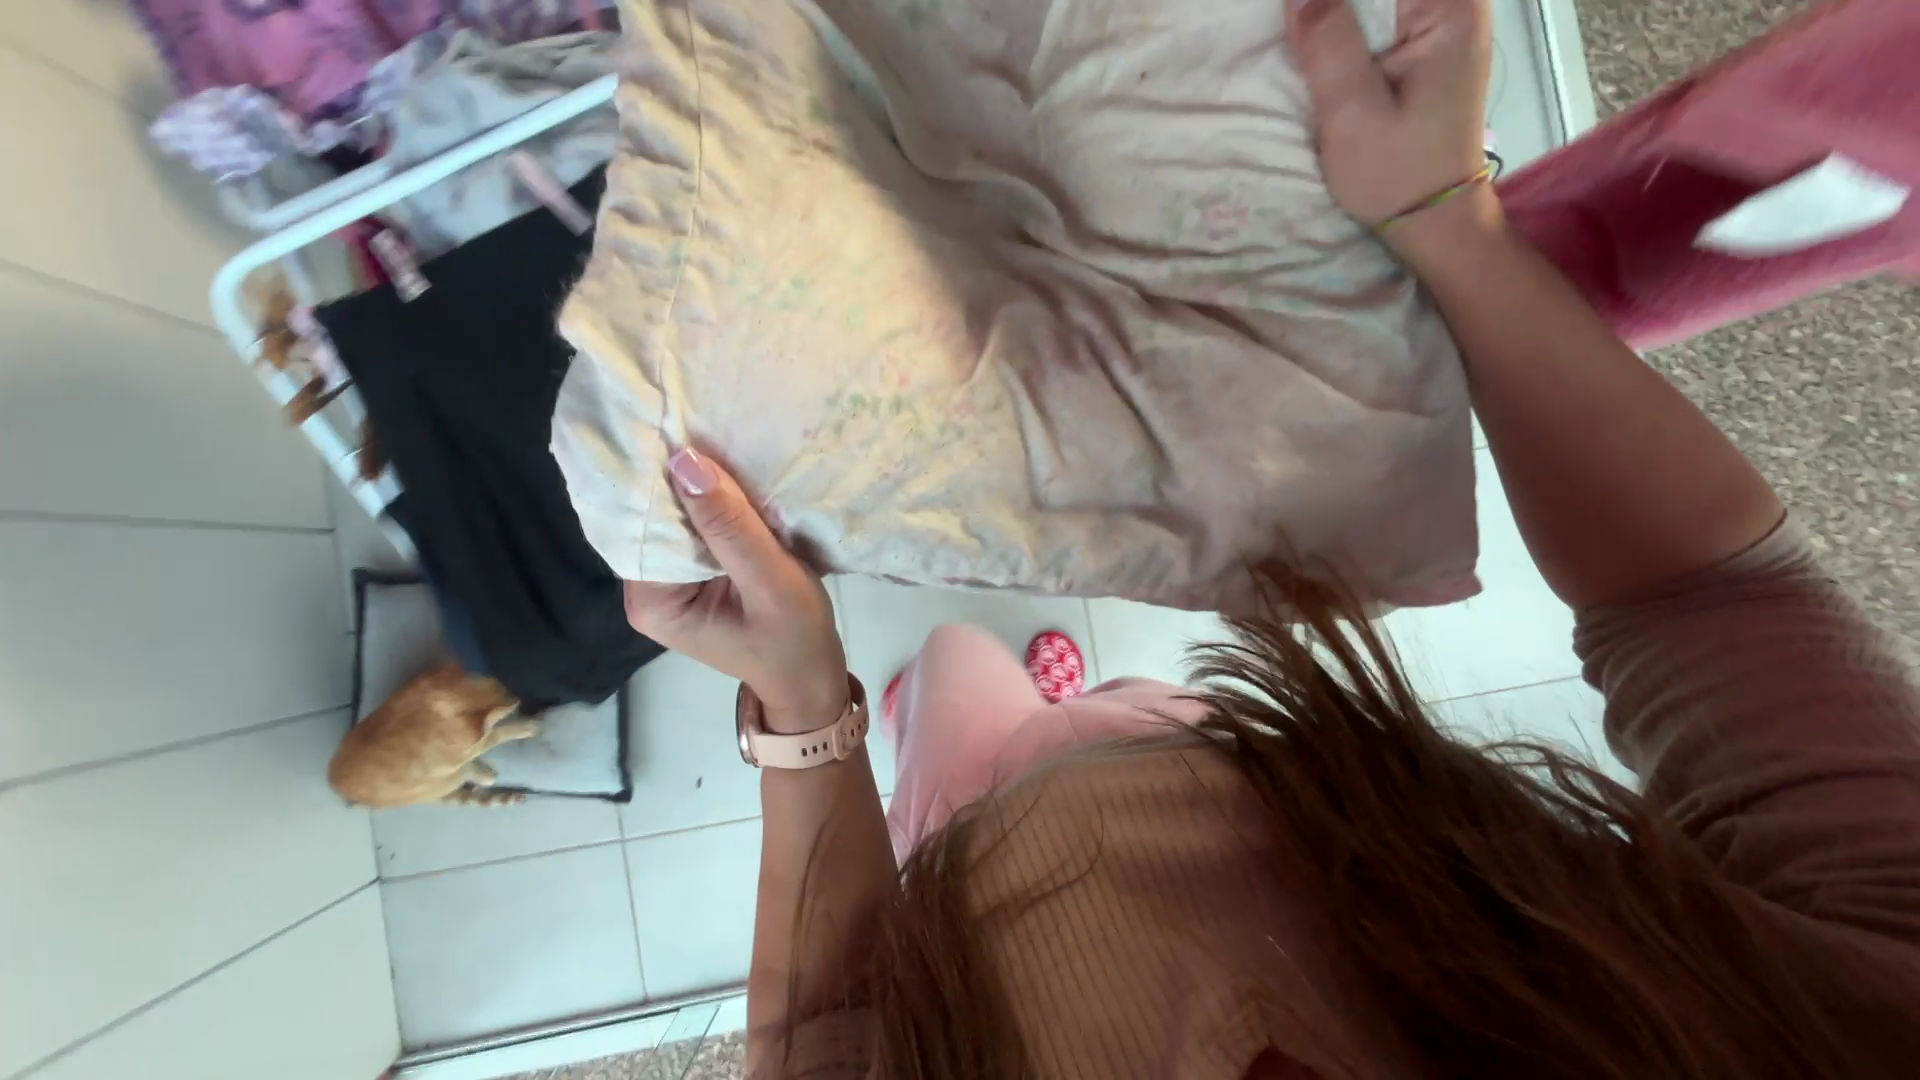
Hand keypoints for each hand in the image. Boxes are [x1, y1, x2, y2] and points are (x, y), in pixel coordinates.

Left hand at [624, 449, 849, 733]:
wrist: (813, 680)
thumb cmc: (795, 641)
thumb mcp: (771, 583)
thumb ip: (731, 527)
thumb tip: (685, 460)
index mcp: (652, 602)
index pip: (642, 525)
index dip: (658, 479)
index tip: (676, 427)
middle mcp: (649, 590)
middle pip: (655, 520)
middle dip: (679, 478)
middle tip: (698, 418)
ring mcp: (671, 583)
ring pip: (678, 520)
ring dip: (700, 488)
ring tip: (713, 433)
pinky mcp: (695, 575)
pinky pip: (698, 530)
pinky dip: (716, 506)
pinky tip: (729, 473)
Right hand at [1288, 0, 1491, 229]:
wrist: (1430, 218)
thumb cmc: (1394, 172)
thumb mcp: (1351, 112)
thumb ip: (1327, 43)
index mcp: (1448, 6)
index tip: (1297, 13)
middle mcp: (1456, 3)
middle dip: (1332, 5)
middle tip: (1293, 23)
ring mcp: (1445, 23)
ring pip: (1376, 4)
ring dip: (1337, 15)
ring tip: (1303, 35)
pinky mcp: (1427, 47)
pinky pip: (1381, 18)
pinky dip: (1348, 27)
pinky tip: (1323, 46)